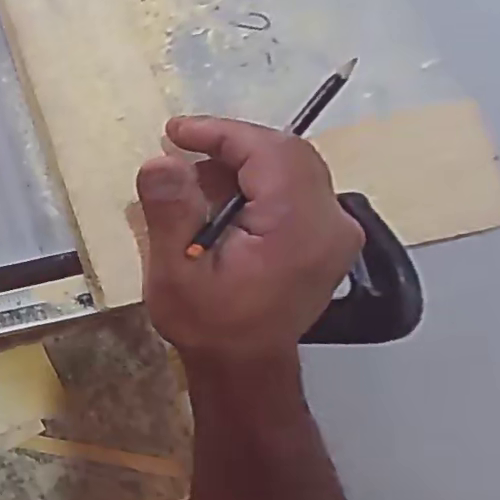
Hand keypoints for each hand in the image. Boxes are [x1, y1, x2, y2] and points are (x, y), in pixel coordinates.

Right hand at [135, 116, 363, 365]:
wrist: (245, 368)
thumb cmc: (209, 326)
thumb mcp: (174, 276)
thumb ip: (170, 214)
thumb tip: (161, 162)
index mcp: (298, 229)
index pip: (268, 151)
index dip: (221, 133)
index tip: (176, 132)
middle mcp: (331, 223)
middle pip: (286, 153)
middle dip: (231, 146)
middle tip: (183, 153)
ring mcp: (337, 230)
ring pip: (292, 166)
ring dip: (242, 164)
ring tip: (196, 187)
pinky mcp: (329, 237)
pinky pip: (296, 186)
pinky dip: (257, 182)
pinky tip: (223, 203)